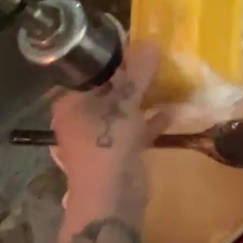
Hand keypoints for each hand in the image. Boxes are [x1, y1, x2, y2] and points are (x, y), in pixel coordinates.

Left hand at [48, 43, 167, 236]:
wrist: (110, 200)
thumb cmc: (108, 146)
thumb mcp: (124, 105)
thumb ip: (138, 75)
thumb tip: (152, 42)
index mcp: (71, 102)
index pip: (90, 70)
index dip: (114, 56)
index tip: (139, 43)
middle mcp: (80, 117)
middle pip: (108, 89)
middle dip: (132, 76)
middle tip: (158, 58)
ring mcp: (99, 136)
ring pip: (122, 109)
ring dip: (143, 97)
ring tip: (168, 79)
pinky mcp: (117, 151)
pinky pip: (134, 129)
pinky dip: (150, 120)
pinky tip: (172, 110)